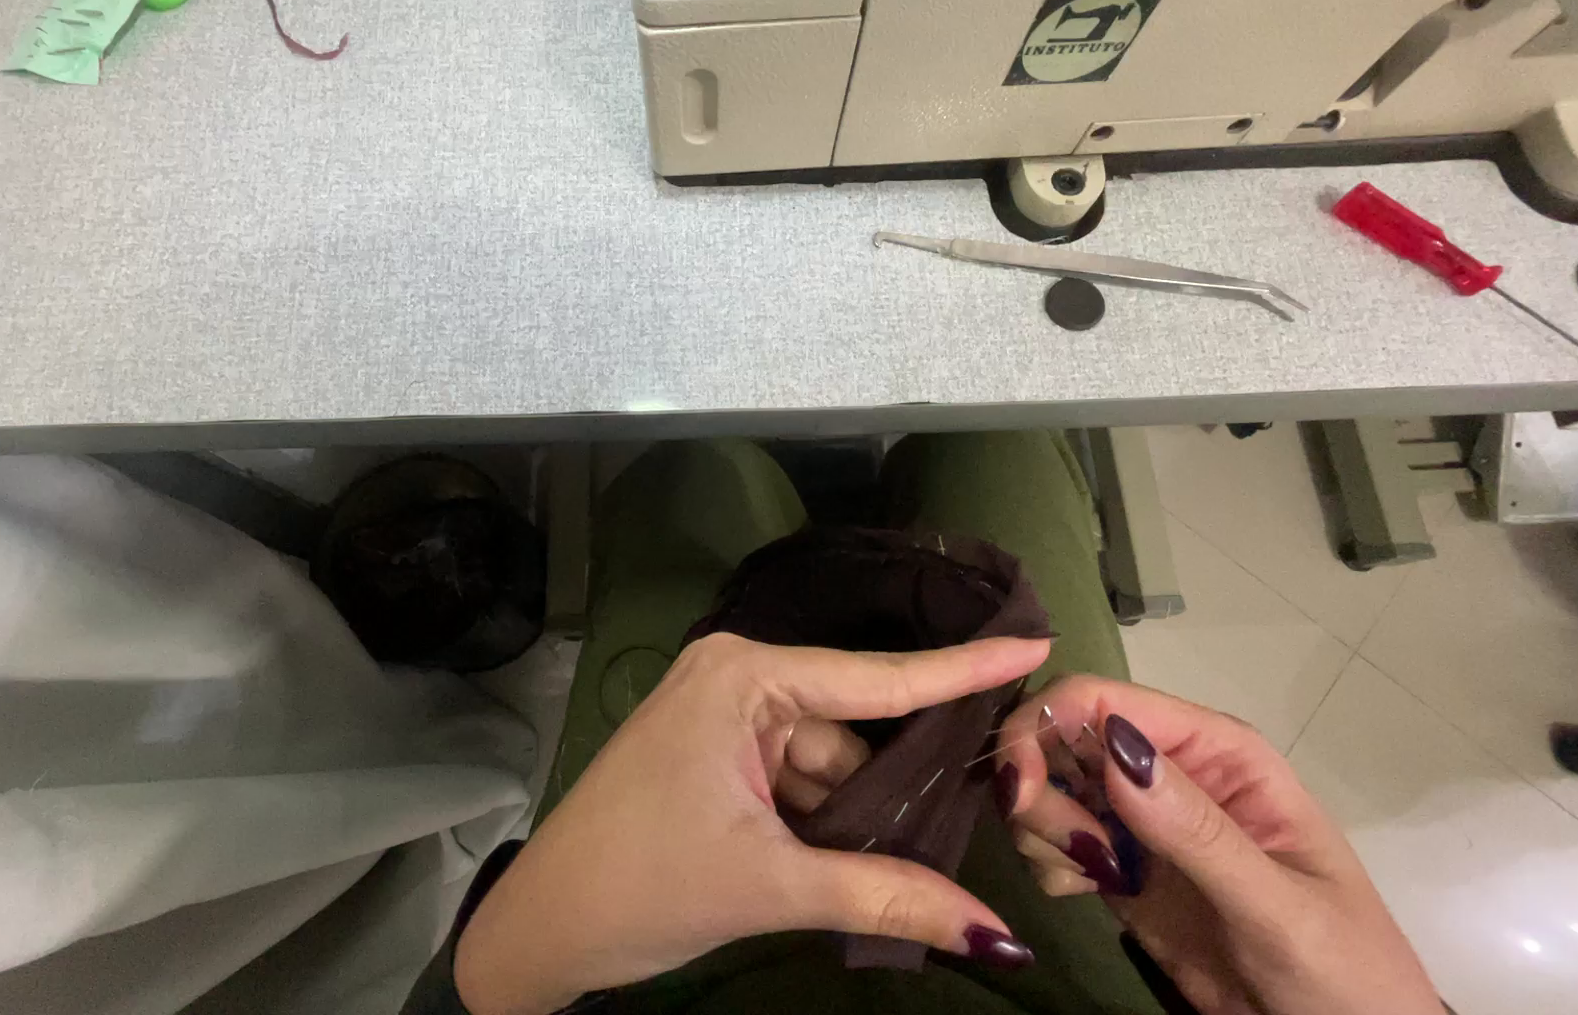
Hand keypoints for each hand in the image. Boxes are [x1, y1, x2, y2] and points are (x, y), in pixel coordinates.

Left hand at [454, 632, 1050, 1014]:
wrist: (547, 922)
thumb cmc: (644, 883)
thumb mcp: (770, 885)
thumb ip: (885, 896)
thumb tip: (998, 936)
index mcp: (744, 676)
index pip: (873, 677)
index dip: (959, 669)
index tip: (1030, 642)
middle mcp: (737, 675)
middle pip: (850, 729)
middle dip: (893, 787)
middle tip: (966, 828)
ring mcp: (724, 710)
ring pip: (825, 760)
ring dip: (852, 815)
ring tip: (876, 870)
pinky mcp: (716, 747)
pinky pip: (793, 774)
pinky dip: (819, 816)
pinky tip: (832, 859)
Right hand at [999, 676, 1441, 1014]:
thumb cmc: (1341, 976)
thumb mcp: (1280, 908)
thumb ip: (1197, 830)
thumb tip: (1117, 748)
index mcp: (1211, 750)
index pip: (1100, 699)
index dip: (1045, 724)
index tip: (1021, 787)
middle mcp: (1160, 766)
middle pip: (1054, 733)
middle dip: (1036, 784)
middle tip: (1066, 845)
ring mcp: (1130, 812)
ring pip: (1041, 782)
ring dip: (1043, 827)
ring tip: (1094, 877)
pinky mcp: (1108, 856)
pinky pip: (1044, 833)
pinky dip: (1048, 860)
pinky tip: (1088, 892)